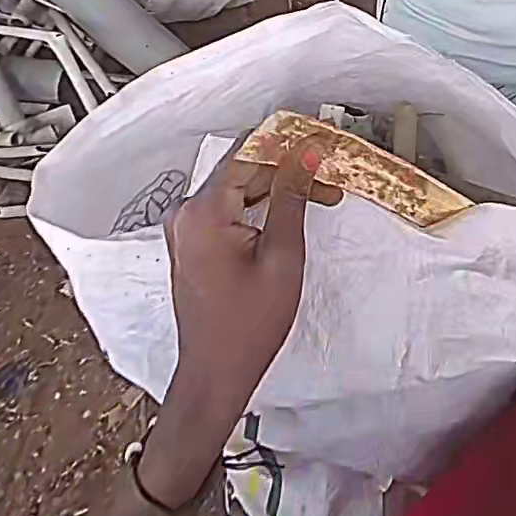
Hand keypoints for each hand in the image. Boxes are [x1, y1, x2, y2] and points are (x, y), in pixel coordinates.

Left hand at [137, 140, 336, 506]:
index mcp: (203, 211)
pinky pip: (229, 207)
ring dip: (277, 189)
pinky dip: (259, 206)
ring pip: (238, 188)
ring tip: (320, 196)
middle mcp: (186, 211)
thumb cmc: (250, 324)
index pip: (247, 154)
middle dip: (287, 171)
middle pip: (243, 171)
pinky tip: (289, 211)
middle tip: (330, 179)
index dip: (286, 142)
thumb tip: (306, 152)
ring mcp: (185, 225)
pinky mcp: (192, 238)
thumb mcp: (282, 256)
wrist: (215, 374)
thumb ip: (292, 197)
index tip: (319, 141)